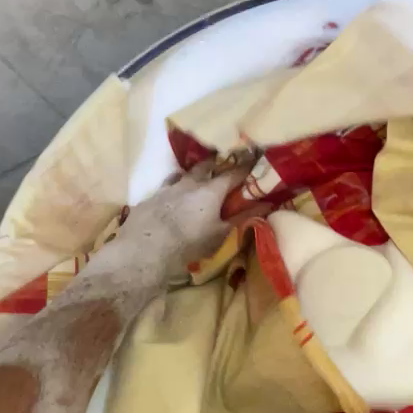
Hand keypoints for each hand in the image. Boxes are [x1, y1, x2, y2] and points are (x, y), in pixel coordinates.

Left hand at [89, 156, 254, 293]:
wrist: (145, 250)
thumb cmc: (189, 243)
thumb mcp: (221, 234)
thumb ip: (244, 217)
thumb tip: (267, 204)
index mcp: (210, 190)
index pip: (233, 173)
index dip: (245, 168)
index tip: (254, 163)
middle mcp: (189, 183)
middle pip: (205, 166)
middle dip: (216, 164)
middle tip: (223, 165)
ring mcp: (166, 188)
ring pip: (181, 174)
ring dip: (190, 175)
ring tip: (194, 180)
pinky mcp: (150, 198)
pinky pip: (164, 189)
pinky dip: (172, 191)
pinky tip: (170, 200)